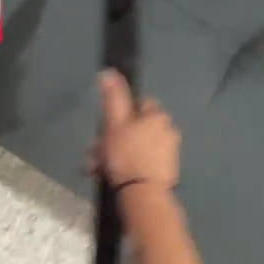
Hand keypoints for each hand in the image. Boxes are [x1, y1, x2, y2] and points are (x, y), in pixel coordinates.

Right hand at [89, 70, 179, 190]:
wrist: (142, 192)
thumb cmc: (125, 154)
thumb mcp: (113, 122)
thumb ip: (112, 97)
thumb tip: (108, 71)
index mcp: (157, 116)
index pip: (139, 102)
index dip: (120, 112)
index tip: (105, 125)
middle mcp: (168, 130)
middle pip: (136, 126)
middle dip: (114, 137)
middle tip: (95, 151)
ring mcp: (169, 151)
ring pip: (136, 145)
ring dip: (116, 153)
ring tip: (99, 166)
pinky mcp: (166, 169)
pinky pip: (142, 160)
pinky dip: (128, 164)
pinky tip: (113, 174)